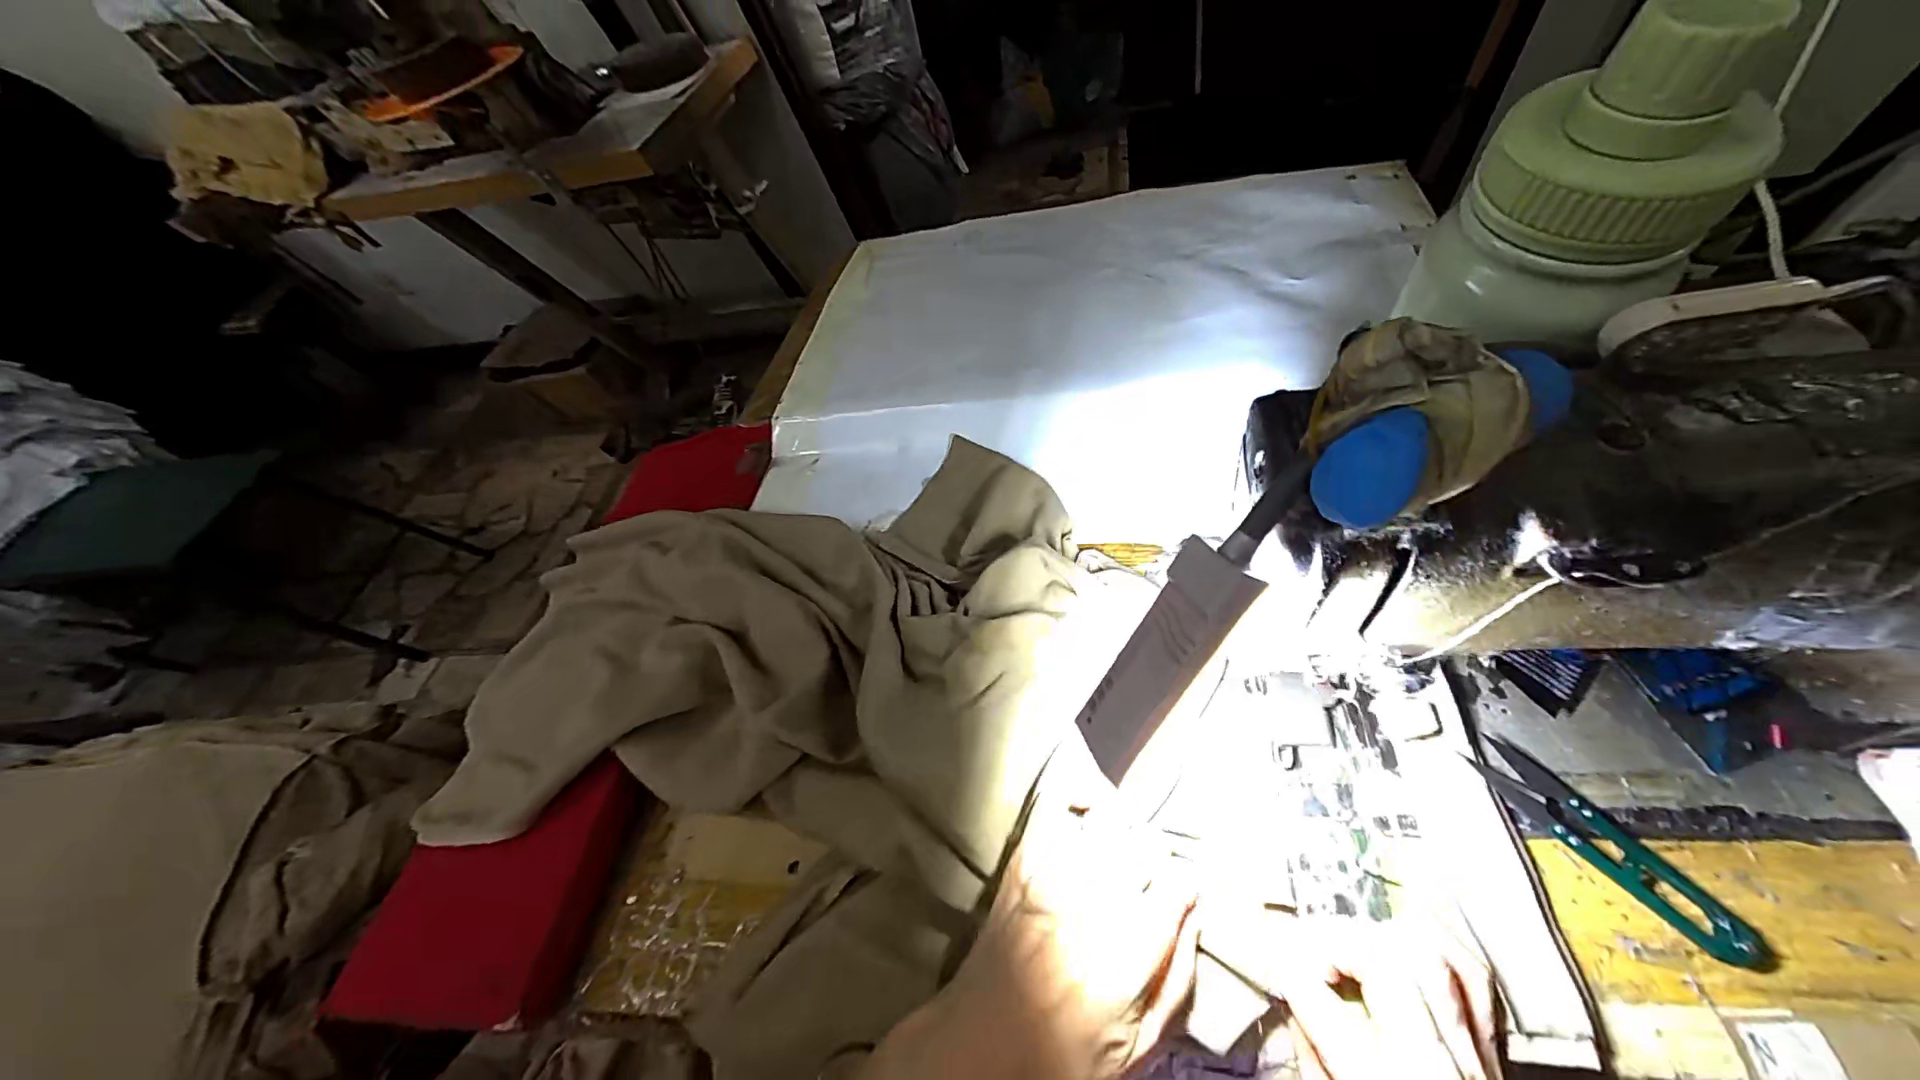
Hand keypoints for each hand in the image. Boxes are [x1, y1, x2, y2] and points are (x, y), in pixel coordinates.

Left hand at [864, 763, 1199, 1079]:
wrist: (977, 1041)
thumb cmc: (1062, 1055)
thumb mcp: (1138, 1046)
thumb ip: (1176, 980)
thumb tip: (1194, 917)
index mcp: (1125, 952)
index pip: (1177, 883)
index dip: (1185, 888)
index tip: (1180, 898)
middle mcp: (1089, 901)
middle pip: (1144, 843)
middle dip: (1157, 859)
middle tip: (1150, 880)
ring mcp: (1049, 874)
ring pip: (1105, 820)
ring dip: (1122, 832)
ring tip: (1121, 852)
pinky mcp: (1020, 861)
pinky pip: (1055, 806)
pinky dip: (1078, 800)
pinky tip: (1087, 815)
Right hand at [1261, 913, 1502, 1079]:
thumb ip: (1312, 1060)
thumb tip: (1296, 1006)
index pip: (1315, 993)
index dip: (1287, 966)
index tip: (1278, 962)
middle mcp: (1430, 1066)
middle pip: (1383, 962)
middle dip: (1336, 939)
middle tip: (1314, 948)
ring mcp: (1471, 1058)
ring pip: (1430, 956)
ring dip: (1384, 938)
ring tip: (1357, 944)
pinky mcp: (1494, 1055)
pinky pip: (1473, 976)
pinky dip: (1440, 943)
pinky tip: (1409, 935)